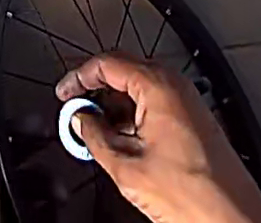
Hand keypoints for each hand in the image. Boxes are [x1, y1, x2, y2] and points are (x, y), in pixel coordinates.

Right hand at [55, 53, 260, 222]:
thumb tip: (82, 122)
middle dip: (96, 90)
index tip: (65, 93)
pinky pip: (154, 102)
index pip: (106, 63)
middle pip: (122, 70)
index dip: (79, 77)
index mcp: (156, 85)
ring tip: (97, 133)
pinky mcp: (193, 118)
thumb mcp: (128, 168)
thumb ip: (96, 138)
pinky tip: (123, 141)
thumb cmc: (195, 197)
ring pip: (138, 87)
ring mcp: (186, 99)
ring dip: (114, 105)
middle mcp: (173, 84)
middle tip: (77, 111)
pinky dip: (133, 114)